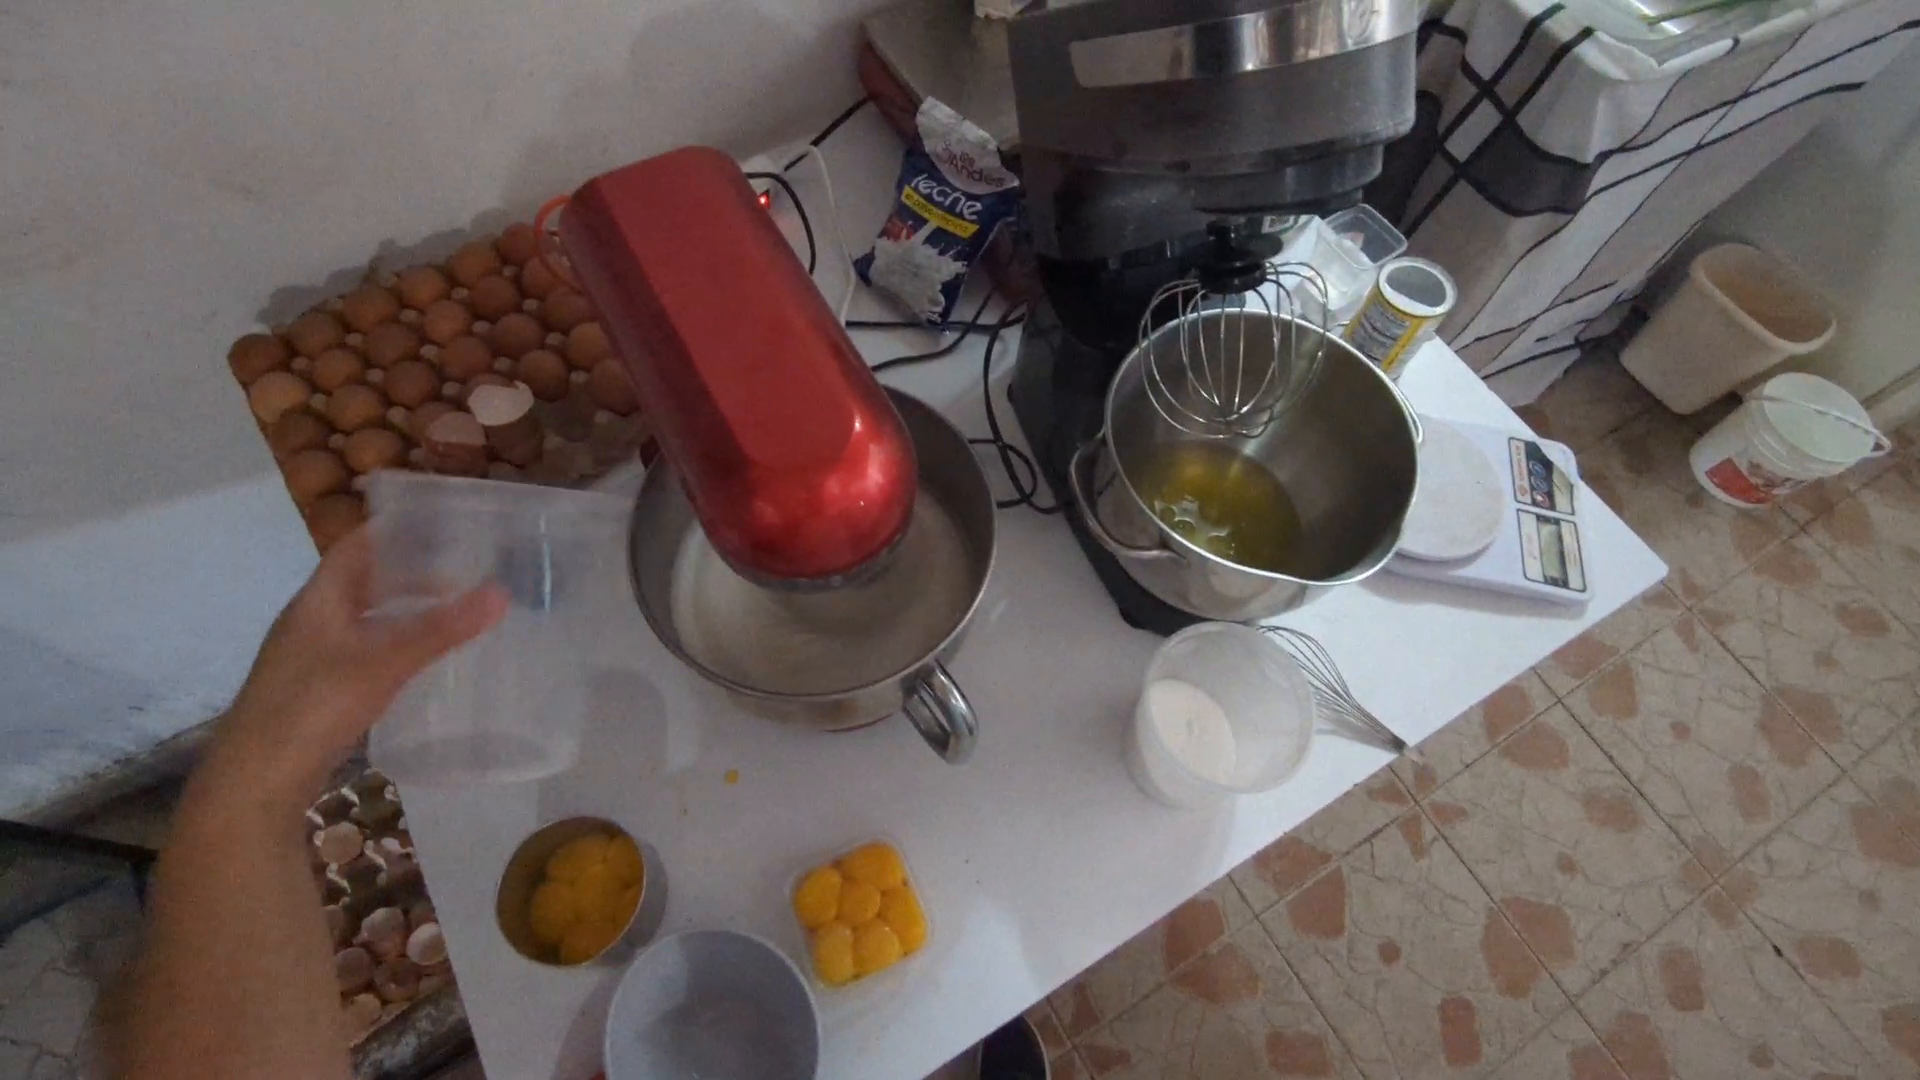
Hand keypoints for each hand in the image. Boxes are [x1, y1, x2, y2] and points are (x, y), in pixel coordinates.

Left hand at [206, 527, 507, 807]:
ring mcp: (315, 656)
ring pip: (366, 614)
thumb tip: (503, 591)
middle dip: (410, 569)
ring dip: (405, 605)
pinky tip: (425, 653)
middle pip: (362, 580)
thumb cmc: (313, 708)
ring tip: (454, 605)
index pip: (354, 549)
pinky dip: (398, 636)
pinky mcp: (323, 686)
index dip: (393, 531)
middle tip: (463, 565)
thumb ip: (443, 628)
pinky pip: (367, 644)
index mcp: (316, 603)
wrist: (257, 782)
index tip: (440, 522)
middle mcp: (311, 622)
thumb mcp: (385, 662)